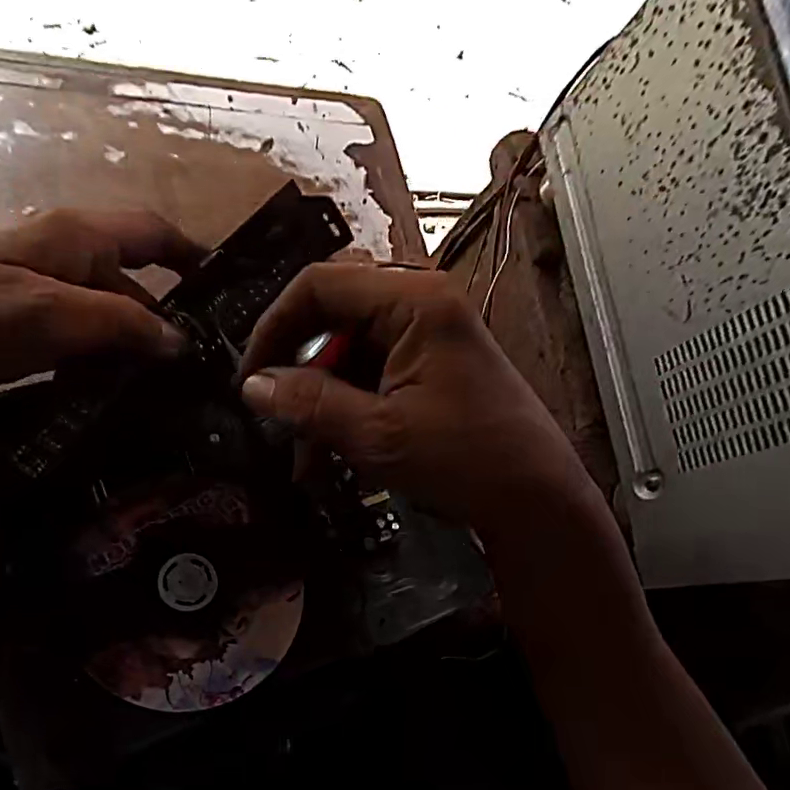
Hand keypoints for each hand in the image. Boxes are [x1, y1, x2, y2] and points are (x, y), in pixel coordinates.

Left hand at [0, 210, 204, 422]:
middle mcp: (58, 257)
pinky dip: (101, 367)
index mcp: (70, 236)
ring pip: (106, 321)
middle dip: (167, 324)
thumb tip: (180, 341)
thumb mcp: (48, 317)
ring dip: (134, 354)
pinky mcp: (19, 331)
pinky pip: (78, 344)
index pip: (151, 233)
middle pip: (133, 287)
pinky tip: (113, 400)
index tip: (232, 292)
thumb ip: (122, 324)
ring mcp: (36, 296)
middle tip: (201, 375)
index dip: (194, 255)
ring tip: (166, 397)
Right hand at [238, 264, 598, 538]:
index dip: (275, 327)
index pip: (321, 286)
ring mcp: (431, 342)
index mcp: (416, 302)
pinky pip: (375, 382)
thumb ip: (310, 404)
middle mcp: (424, 309)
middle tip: (278, 423)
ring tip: (307, 462)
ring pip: (351, 359)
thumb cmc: (469, 462)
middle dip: (301, 378)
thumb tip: (254, 386)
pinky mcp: (434, 374)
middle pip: (335, 323)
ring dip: (323, 407)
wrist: (538, 503)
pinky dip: (350, 415)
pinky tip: (334, 459)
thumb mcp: (377, 435)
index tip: (251, 376)